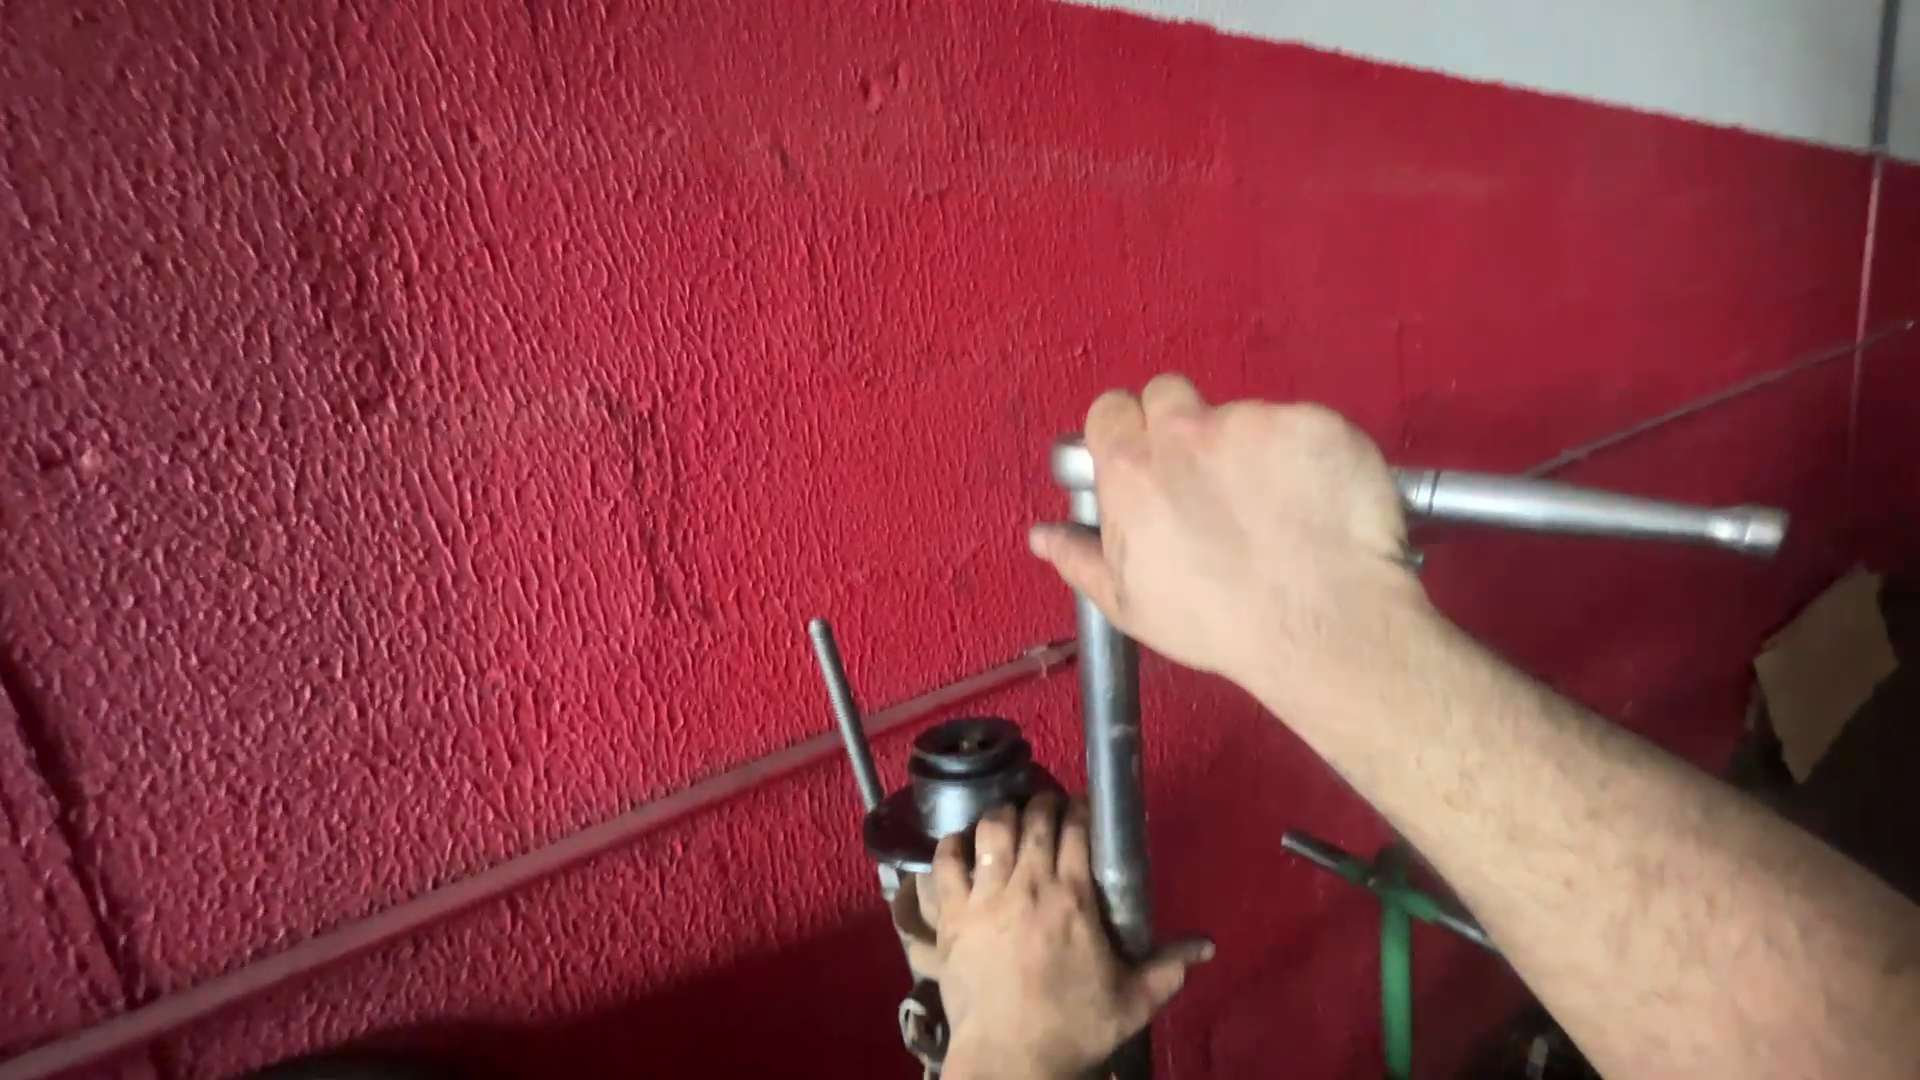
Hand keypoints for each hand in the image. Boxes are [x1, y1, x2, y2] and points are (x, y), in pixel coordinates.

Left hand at [933, 794, 1211, 1079]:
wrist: (1009, 1060)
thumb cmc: (1072, 1028)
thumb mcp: (1131, 1001)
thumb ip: (1169, 968)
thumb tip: (1208, 944)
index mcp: (1073, 897)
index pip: (1076, 830)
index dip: (1078, 808)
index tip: (1079, 804)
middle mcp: (1029, 884)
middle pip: (1034, 819)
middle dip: (1041, 803)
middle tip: (1045, 805)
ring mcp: (986, 895)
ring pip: (992, 829)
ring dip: (1001, 814)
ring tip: (1007, 815)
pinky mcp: (953, 913)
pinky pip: (946, 861)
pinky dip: (952, 844)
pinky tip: (961, 842)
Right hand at [1028, 375, 1430, 718]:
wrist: (1320, 625)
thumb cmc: (1216, 620)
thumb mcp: (1127, 601)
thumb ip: (1078, 557)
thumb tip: (1042, 536)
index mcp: (1132, 469)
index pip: (1109, 409)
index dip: (1123, 430)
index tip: (1140, 456)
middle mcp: (1185, 431)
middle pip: (1167, 393)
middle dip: (1177, 423)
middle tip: (1201, 475)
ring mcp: (1254, 421)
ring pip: (1238, 415)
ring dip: (1245, 446)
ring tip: (1268, 505)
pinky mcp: (1314, 422)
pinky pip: (1298, 425)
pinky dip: (1302, 454)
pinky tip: (1311, 501)